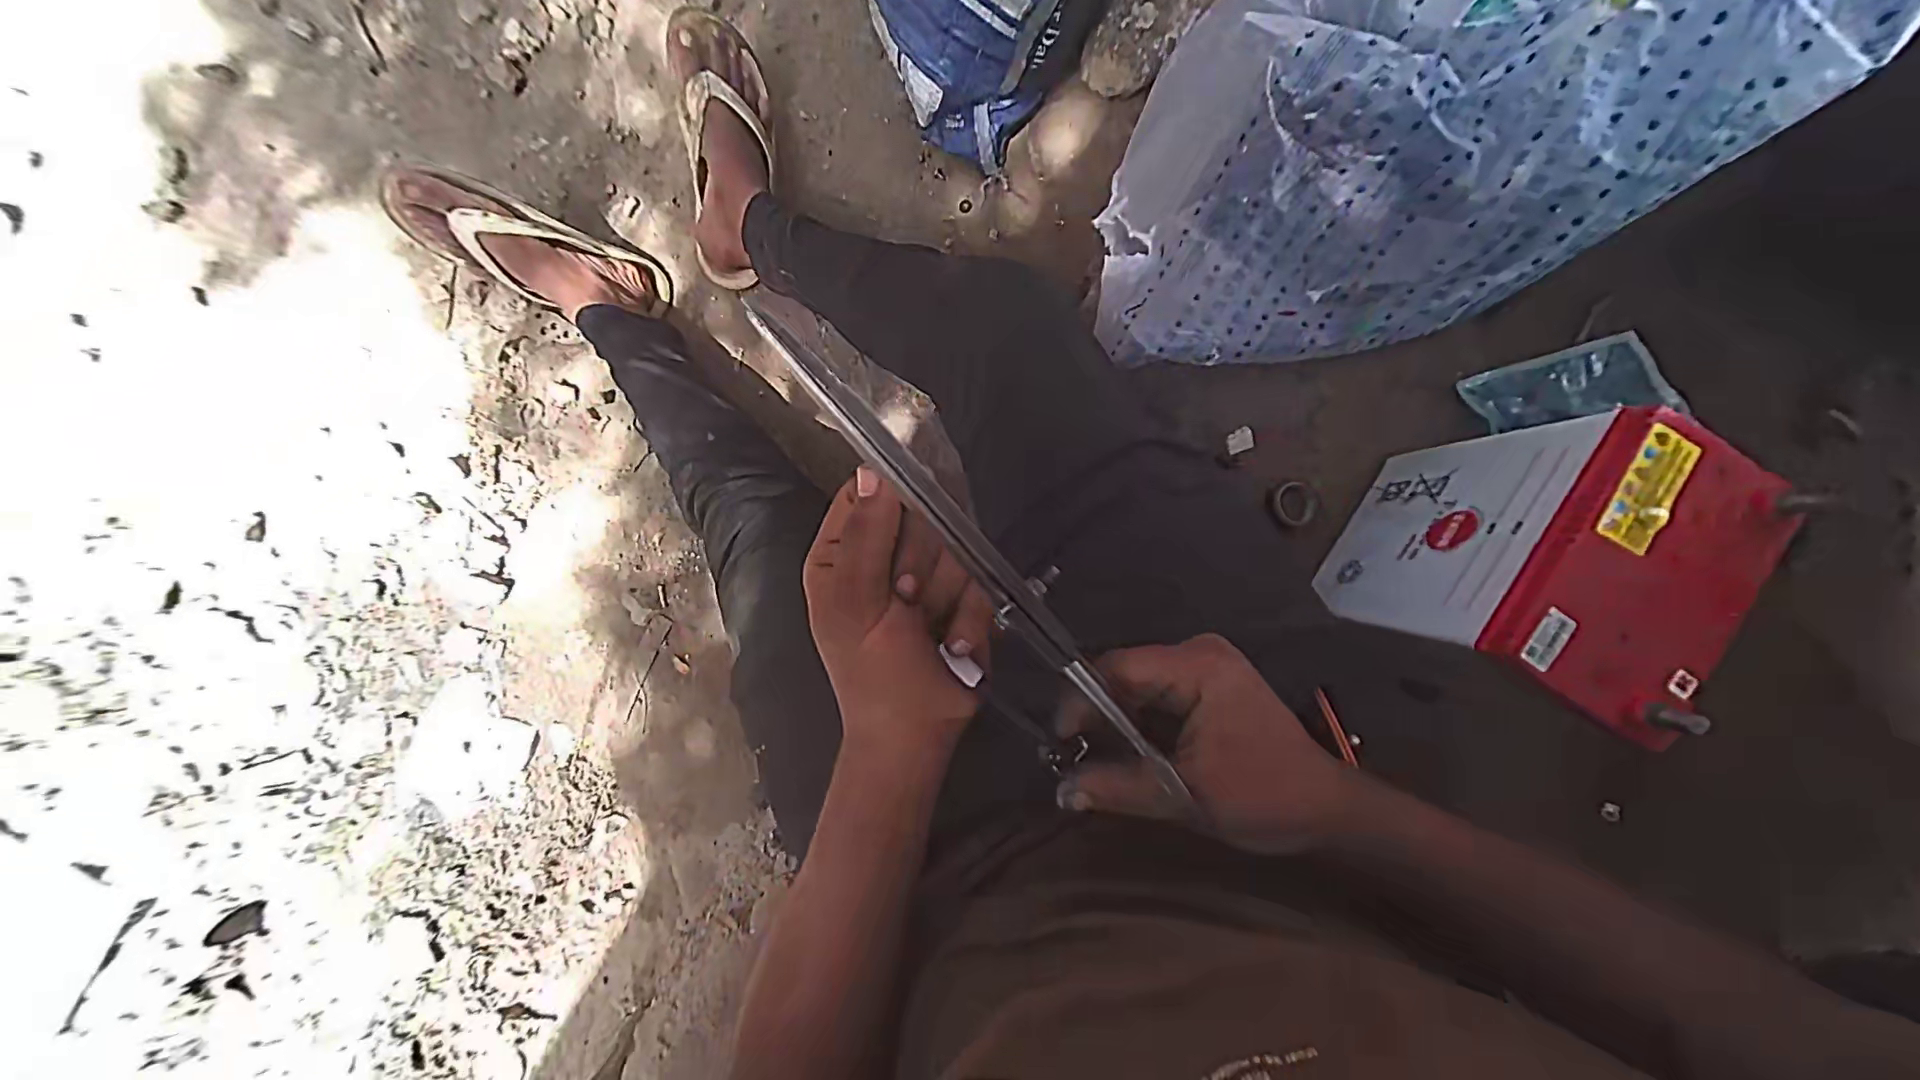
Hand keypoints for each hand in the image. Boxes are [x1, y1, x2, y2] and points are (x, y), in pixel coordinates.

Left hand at [805, 467, 993, 763]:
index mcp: (842, 554)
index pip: (866, 492)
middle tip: (906, 598)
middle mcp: (885, 558)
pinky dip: (969, 620)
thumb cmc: (872, 674)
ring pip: (955, 550)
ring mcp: (927, 578)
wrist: (917, 733)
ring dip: (946, 597)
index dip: (890, 497)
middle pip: (921, 518)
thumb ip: (866, 536)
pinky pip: (979, 587)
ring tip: (927, 630)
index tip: (909, 515)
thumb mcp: (857, 604)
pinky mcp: (963, 599)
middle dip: (921, 563)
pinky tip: (952, 645)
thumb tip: (871, 471)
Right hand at [1055, 633, 1357, 853]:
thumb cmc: (1266, 798)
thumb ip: (1120, 788)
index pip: (1119, 667)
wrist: (1327, 809)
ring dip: (1113, 718)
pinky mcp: (1204, 680)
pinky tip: (1128, 749)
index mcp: (1199, 667)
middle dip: (1096, 712)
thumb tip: (1062, 791)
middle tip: (1074, 753)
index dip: (1082, 699)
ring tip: (1095, 755)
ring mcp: (1202, 663)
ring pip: (1133, 683)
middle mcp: (1197, 652)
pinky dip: (1134, 720)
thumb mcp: (1187, 797)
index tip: (1062, 740)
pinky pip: (1151, 691)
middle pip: (1123, 672)